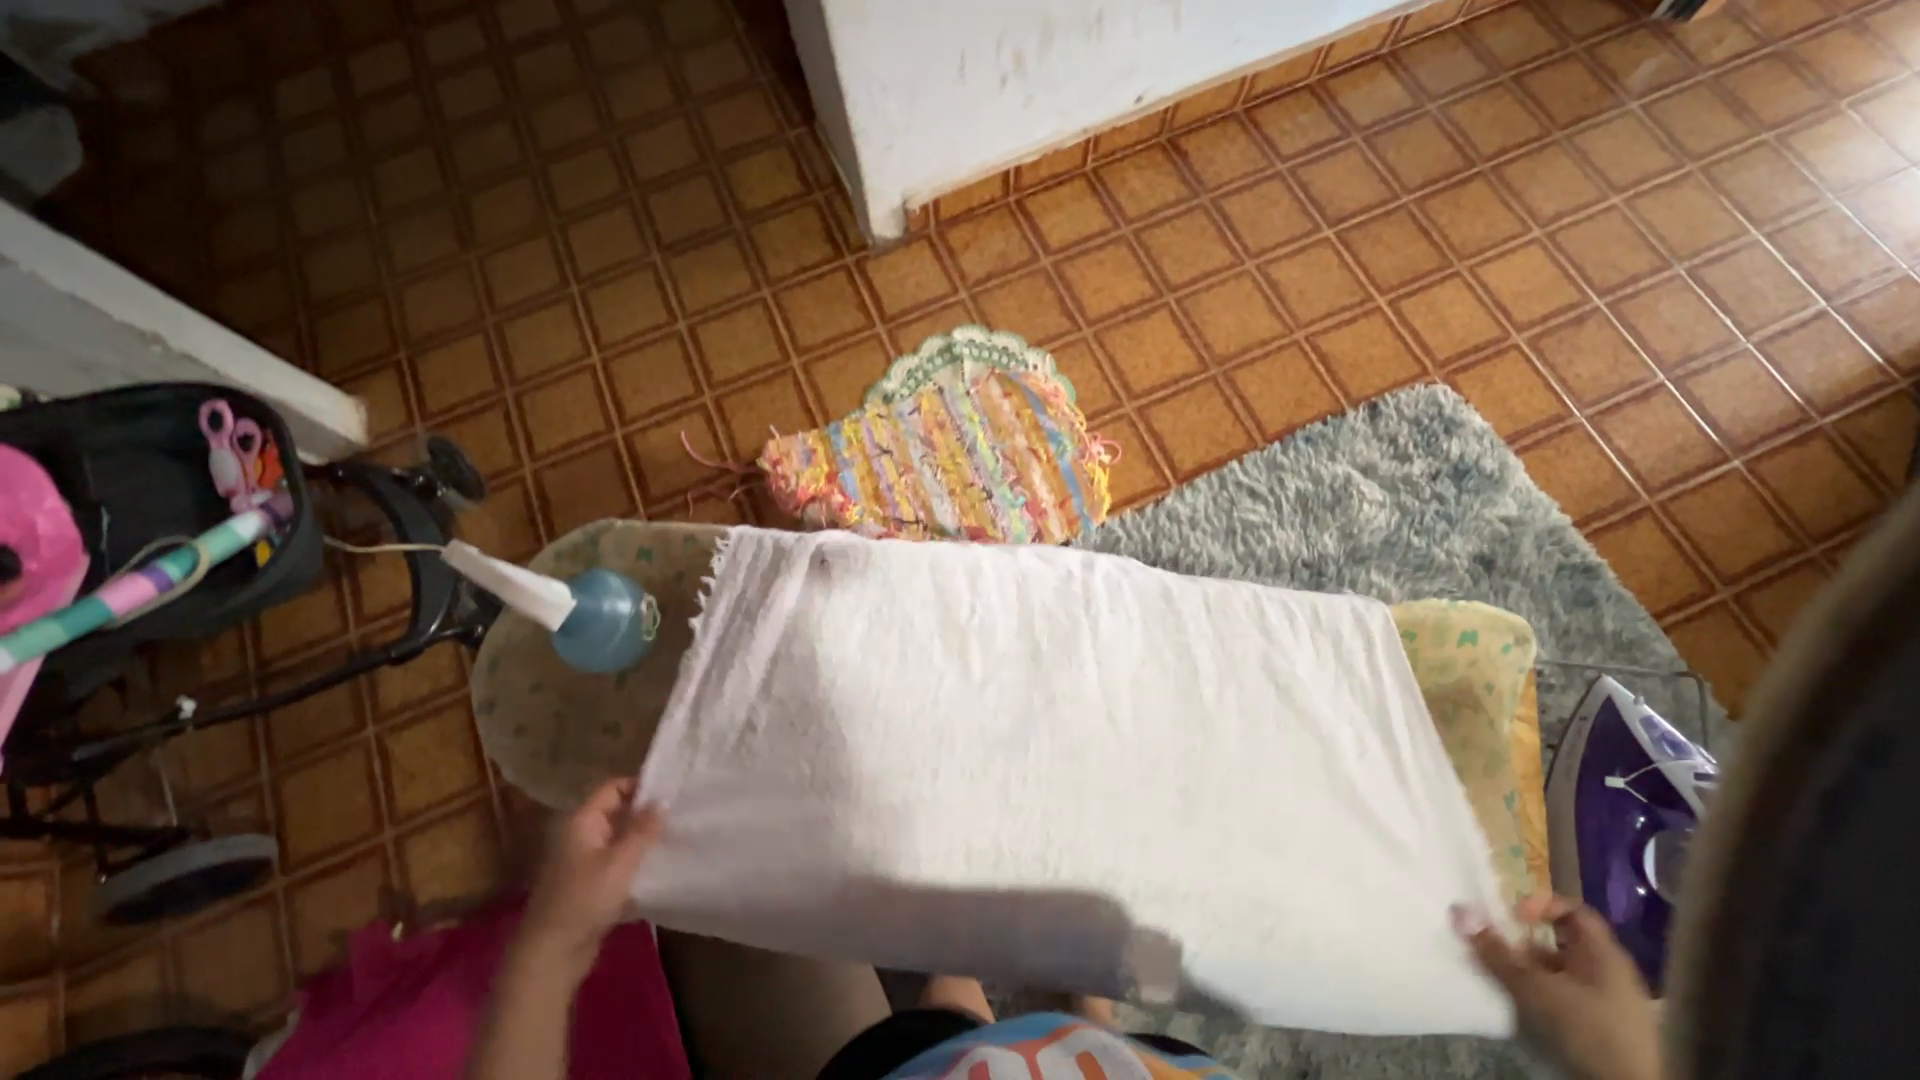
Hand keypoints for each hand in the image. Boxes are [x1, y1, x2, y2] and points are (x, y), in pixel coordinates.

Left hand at [518, 778, 663, 978]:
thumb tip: (663, 800)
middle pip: (616, 812)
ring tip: (677, 837)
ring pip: (619, 840)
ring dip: (643, 839)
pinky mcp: (589, 886)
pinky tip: (660, 868)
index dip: (640, 785)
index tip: (672, 790)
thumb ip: (643, 829)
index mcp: (582, 822)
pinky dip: (635, 863)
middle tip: (681, 813)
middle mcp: (580, 837)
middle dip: (646, 812)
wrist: (551, 955)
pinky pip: (617, 864)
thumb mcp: (620, 861)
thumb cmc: (584, 900)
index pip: (613, 788)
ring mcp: (583, 862)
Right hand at [1454, 895, 1661, 1079]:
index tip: (1514, 918)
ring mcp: (1614, 1002)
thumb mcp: (1533, 989)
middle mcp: (1613, 972)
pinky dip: (1546, 992)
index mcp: (1605, 955)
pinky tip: (1526, 1006)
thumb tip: (1460, 912)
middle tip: (1499, 948)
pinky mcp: (1608, 1027)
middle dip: (1527, 941)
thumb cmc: (1584, 1029)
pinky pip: (1571, 995)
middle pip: (1565, 942)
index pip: (1574, 911)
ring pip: (1565, 971)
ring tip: (1505, 978)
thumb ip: (1496, 952)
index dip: (1541, 906)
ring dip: (1532, 969)